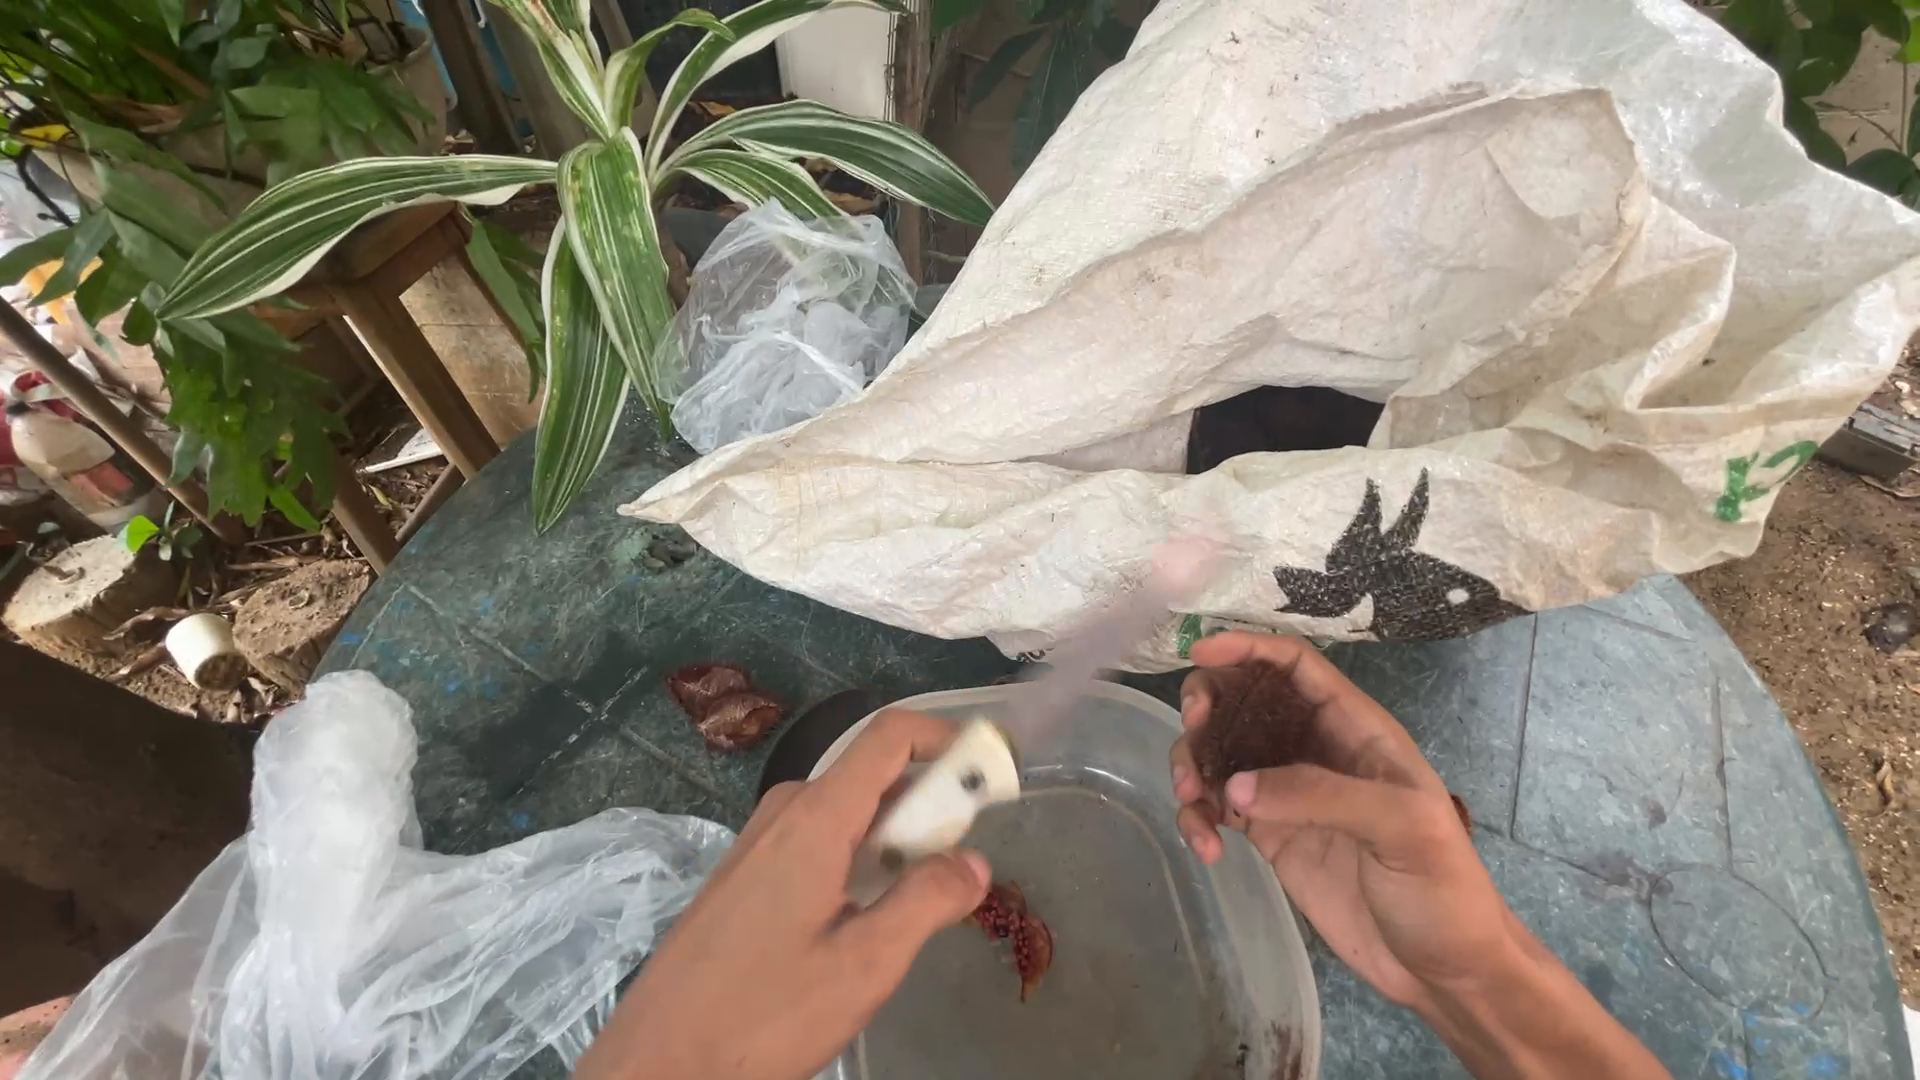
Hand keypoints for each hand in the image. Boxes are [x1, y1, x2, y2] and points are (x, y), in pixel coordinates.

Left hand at [577, 710, 989, 1079]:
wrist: (653, 1066)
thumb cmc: (760, 1014)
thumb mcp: (861, 966)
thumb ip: (926, 904)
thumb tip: (976, 863)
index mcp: (816, 815)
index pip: (889, 735)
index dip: (945, 737)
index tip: (987, 771)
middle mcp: (787, 809)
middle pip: (873, 773)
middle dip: (927, 802)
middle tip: (954, 861)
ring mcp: (762, 837)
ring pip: (847, 808)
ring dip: (893, 835)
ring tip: (912, 898)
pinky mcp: (748, 868)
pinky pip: (819, 834)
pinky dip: (858, 852)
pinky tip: (861, 913)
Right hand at [1170, 633, 1671, 1079]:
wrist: (1444, 972)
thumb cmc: (1444, 889)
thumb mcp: (1404, 829)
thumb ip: (1320, 795)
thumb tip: (1233, 788)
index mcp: (1351, 726)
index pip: (1293, 664)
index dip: (1247, 645)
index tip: (1199, 650)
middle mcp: (1309, 747)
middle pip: (1240, 696)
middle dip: (1206, 701)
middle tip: (1193, 727)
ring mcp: (1281, 789)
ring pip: (1216, 749)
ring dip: (1191, 762)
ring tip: (1190, 798)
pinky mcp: (1263, 831)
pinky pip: (1212, 805)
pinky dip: (1196, 817)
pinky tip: (1206, 848)